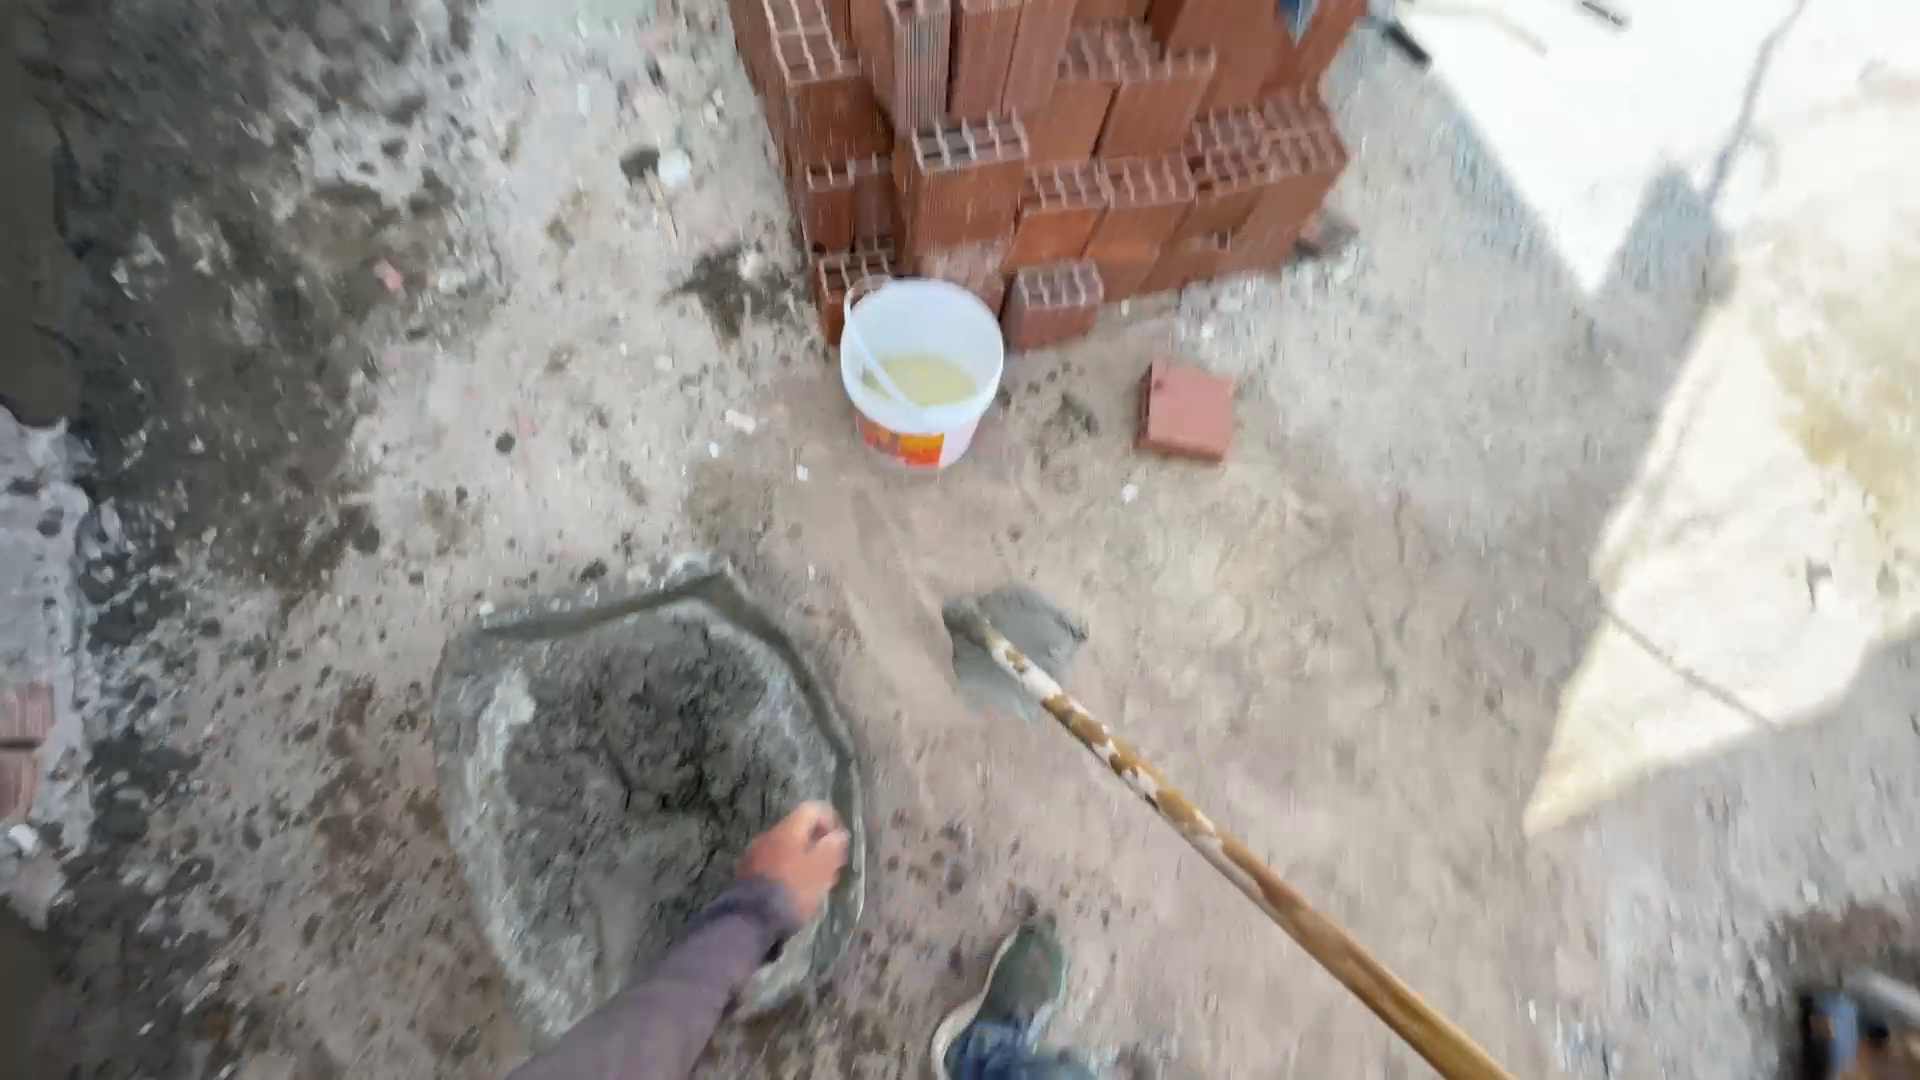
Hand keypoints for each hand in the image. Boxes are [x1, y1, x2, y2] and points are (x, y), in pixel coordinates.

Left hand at [736, 801, 850, 923]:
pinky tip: (792, 890)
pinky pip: (772, 862)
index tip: (838, 841)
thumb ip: (833, 848)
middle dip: (816, 843)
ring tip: (813, 882)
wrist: (751, 920)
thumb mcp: (821, 870)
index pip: (812, 809)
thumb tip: (839, 834)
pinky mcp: (745, 873)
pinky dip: (786, 870)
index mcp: (789, 829)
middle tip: (830, 865)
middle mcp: (770, 834)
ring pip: (785, 847)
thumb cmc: (793, 890)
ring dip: (801, 858)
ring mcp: (754, 853)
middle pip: (798, 828)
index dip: (830, 820)